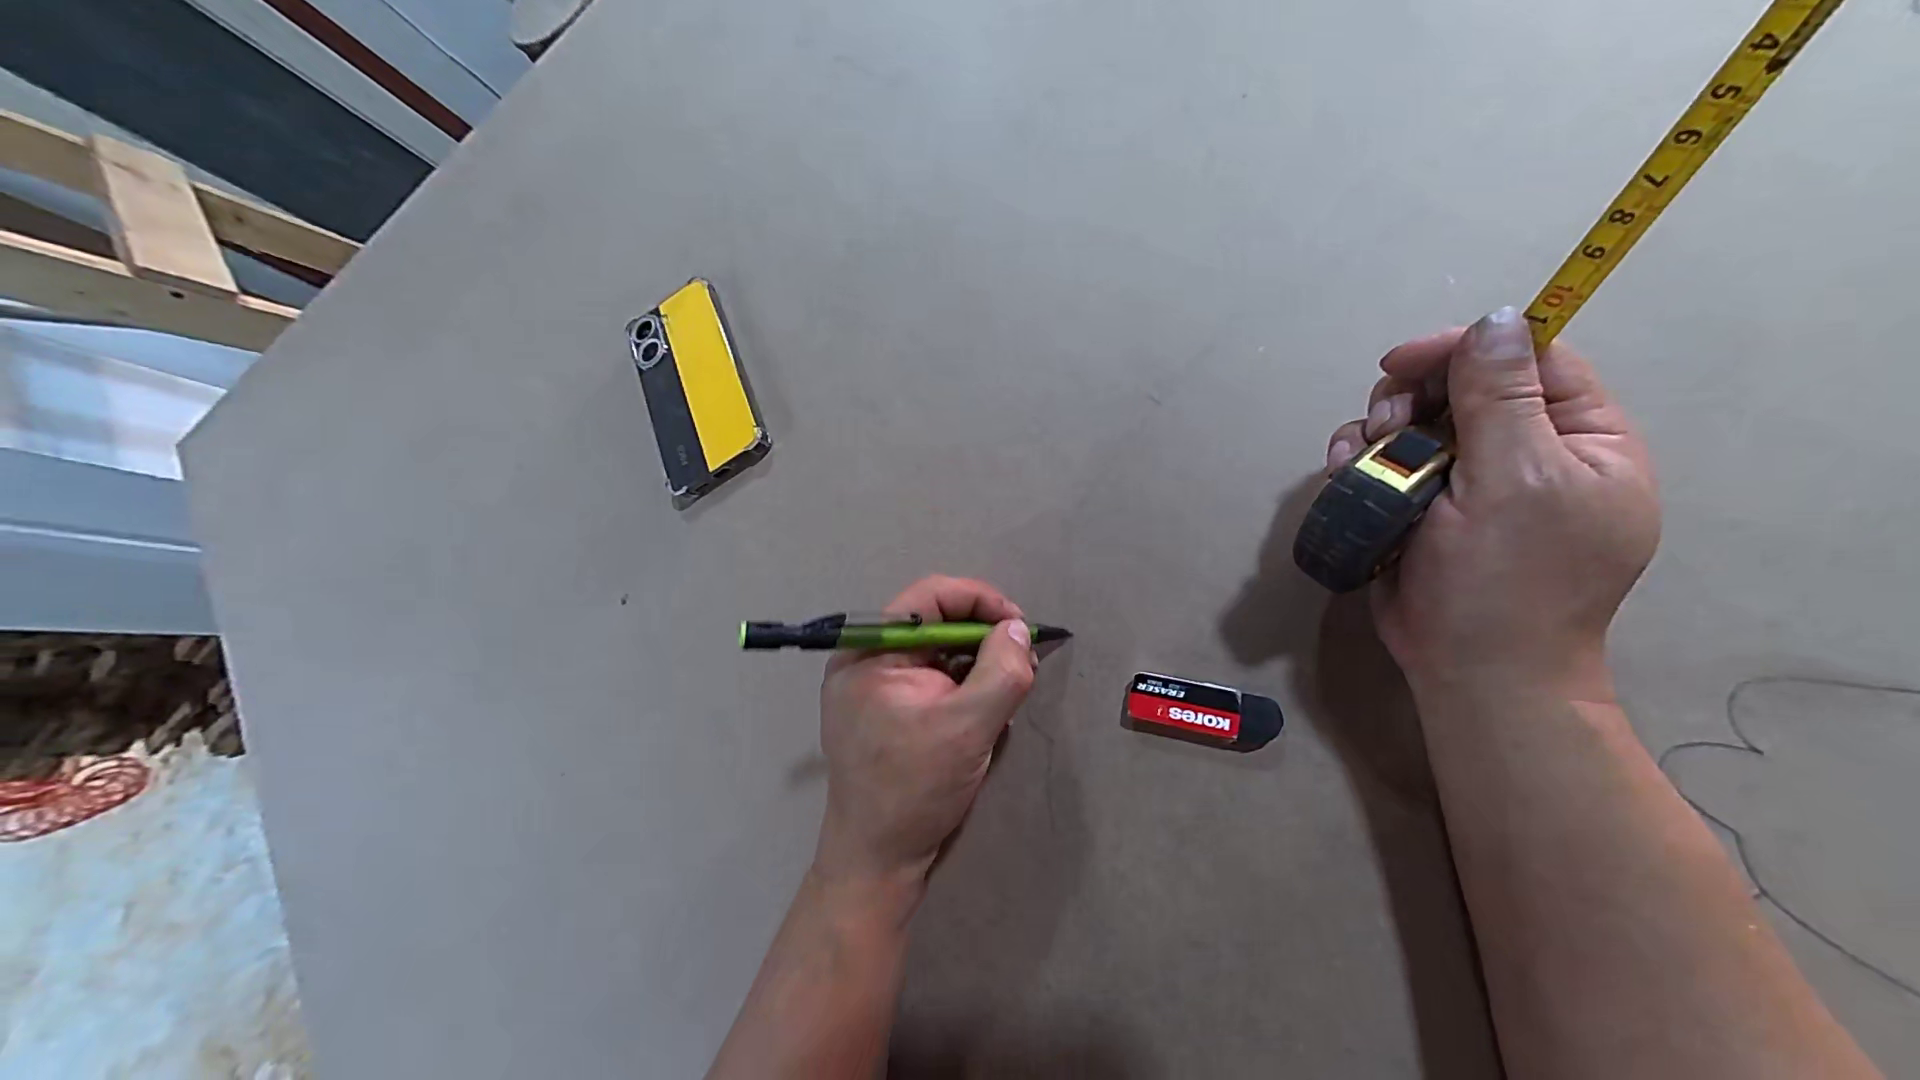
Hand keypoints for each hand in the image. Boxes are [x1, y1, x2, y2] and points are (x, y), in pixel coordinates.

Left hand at [813, 575, 1037, 890]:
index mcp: (871, 651)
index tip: (1022, 628)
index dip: (982, 601)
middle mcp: (870, 660)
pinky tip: (984, 720)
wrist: (879, 861)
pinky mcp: (893, 711)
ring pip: (943, 654)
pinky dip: (967, 692)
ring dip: (981, 669)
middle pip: (939, 623)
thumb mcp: (968, 728)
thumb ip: (1001, 672)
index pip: (931, 597)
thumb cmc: (915, 791)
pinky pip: (938, 682)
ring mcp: (879, 687)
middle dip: (986, 640)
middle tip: (1024, 666)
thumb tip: (1019, 629)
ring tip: (1006, 700)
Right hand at [1324, 306, 1659, 701]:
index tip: (1401, 361)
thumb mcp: (1515, 481)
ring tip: (1359, 457)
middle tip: (1384, 424)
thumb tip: (1497, 319)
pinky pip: (1387, 463)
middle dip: (1413, 396)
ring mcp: (1469, 482)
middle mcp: (1527, 454)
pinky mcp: (1421, 507)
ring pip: (1416, 423)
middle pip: (1463, 387)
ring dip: (1378, 429)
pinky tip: (1343, 474)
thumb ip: (1501, 398)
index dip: (1465, 349)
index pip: (1531, 361)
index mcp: (1582, 441)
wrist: (1469, 668)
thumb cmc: (1507, 579)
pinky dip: (1360, 461)